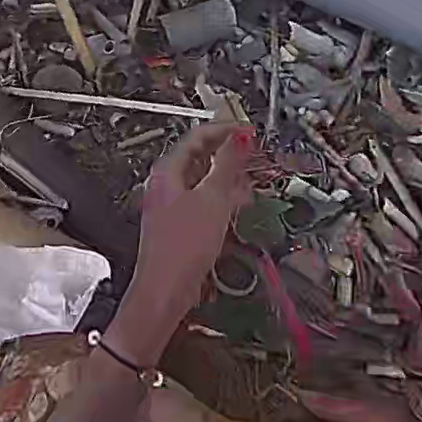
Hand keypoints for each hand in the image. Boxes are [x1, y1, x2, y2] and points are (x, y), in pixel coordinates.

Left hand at [108, 123, 253, 365]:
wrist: (166, 290)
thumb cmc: (183, 246)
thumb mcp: (213, 199)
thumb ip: (227, 166)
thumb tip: (239, 137)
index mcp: (168, 171)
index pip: (197, 137)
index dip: (225, 131)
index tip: (249, 131)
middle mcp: (166, 184)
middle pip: (200, 158)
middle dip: (229, 155)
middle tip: (255, 154)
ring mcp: (171, 205)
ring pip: (204, 181)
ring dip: (228, 179)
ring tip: (252, 181)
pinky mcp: (180, 224)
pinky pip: (203, 202)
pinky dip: (221, 200)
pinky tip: (238, 207)